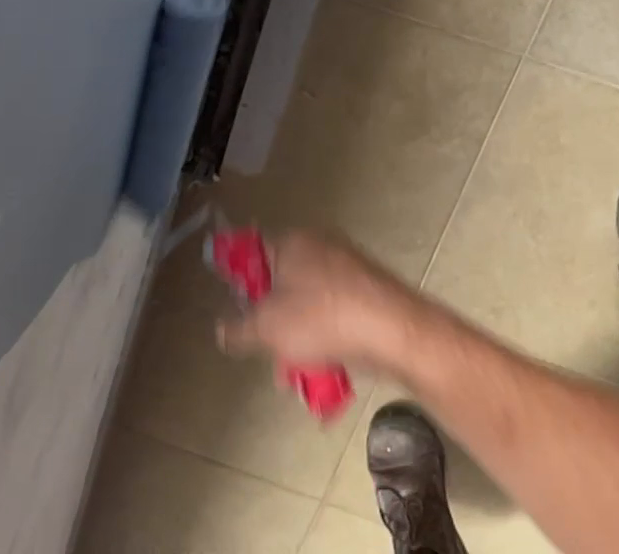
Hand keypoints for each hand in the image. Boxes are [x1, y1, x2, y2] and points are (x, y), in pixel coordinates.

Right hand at [214, 230, 428, 375]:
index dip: (241, 282)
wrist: (395, 332)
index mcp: (293, 242)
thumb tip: (222, 329)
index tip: (238, 312)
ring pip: (310, 306)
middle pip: (283, 285)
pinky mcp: (370, 293)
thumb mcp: (265, 329)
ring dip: (300, 341)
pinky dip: (328, 340)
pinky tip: (327, 371)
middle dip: (274, 324)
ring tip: (298, 375)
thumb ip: (237, 329)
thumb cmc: (322, 320)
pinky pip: (336, 316)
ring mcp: (349, 268)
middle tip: (270, 353)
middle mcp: (321, 247)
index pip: (254, 252)